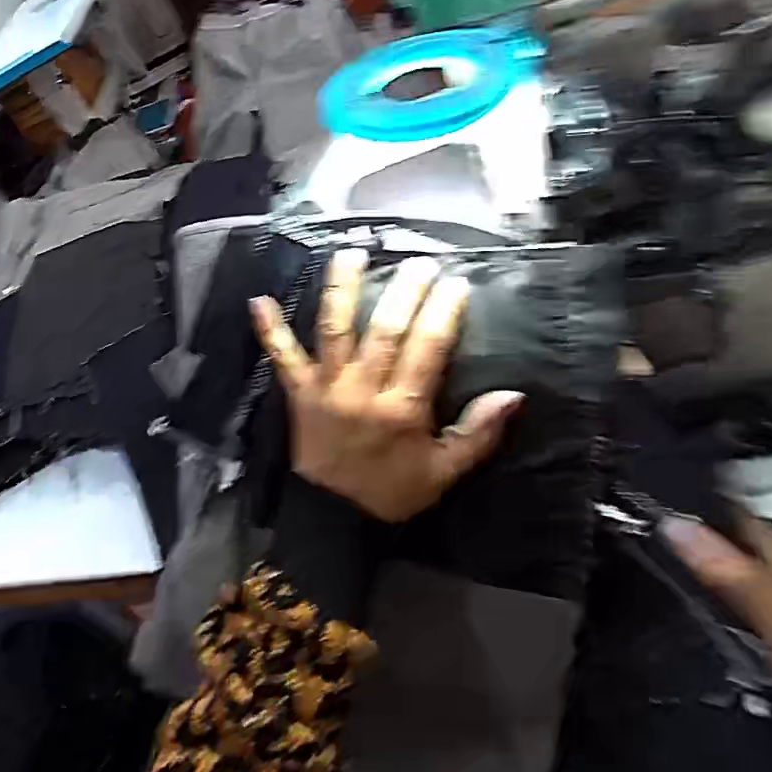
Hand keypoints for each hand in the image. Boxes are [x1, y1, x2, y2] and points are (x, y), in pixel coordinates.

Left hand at [250, 250, 524, 522]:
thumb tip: (513, 394)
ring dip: (341, 289)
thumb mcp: (445, 472)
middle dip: (403, 292)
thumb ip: (478, 434)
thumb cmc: (392, 492)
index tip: (456, 282)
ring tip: (349, 253)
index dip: (442, 313)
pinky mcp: (298, 392)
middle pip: (384, 331)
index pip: (427, 350)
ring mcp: (326, 387)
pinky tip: (258, 300)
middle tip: (418, 261)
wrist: (335, 518)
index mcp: (402, 408)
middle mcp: (362, 389)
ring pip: (334, 330)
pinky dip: (270, 329)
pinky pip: (282, 357)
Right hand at [662, 516, 771, 771]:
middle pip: (741, 568)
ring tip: (649, 569)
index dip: (712, 509)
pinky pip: (735, 646)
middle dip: (698, 549)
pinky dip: (708, 633)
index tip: (664, 490)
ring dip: (699, 592)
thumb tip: (676, 525)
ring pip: (735, 606)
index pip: (754, 531)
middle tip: (643, 526)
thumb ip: (742, 581)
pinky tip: (683, 630)